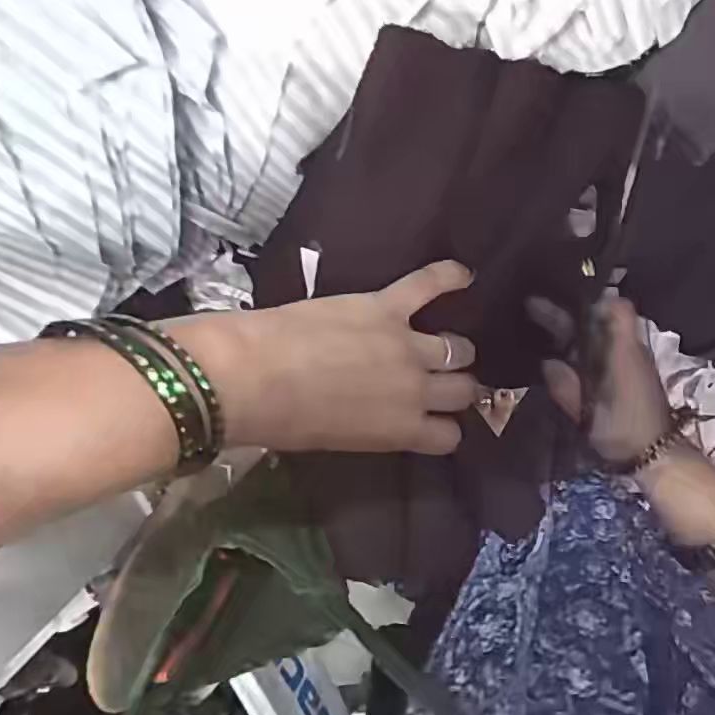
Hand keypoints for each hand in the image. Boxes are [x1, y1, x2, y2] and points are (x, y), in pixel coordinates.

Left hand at [169, 261, 481, 454]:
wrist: (250, 377)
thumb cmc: (285, 421)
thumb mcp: (343, 440)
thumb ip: (380, 428)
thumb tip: (387, 414)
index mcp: (404, 428)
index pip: (449, 436)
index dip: (445, 429)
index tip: (435, 422)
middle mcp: (417, 389)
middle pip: (462, 390)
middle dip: (457, 389)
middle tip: (441, 383)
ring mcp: (406, 345)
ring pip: (456, 347)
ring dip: (455, 350)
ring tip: (446, 346)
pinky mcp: (385, 307)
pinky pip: (427, 285)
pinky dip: (448, 276)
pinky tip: (464, 274)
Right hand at [527, 293, 672, 461]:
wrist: (656, 455)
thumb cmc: (626, 433)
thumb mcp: (592, 416)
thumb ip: (569, 389)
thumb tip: (548, 364)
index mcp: (623, 353)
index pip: (618, 309)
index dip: (593, 299)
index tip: (564, 298)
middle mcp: (628, 352)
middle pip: (599, 322)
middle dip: (568, 315)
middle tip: (533, 308)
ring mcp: (630, 364)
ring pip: (599, 337)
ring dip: (572, 332)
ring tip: (538, 328)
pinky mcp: (628, 377)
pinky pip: (602, 352)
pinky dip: (581, 349)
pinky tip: (559, 356)